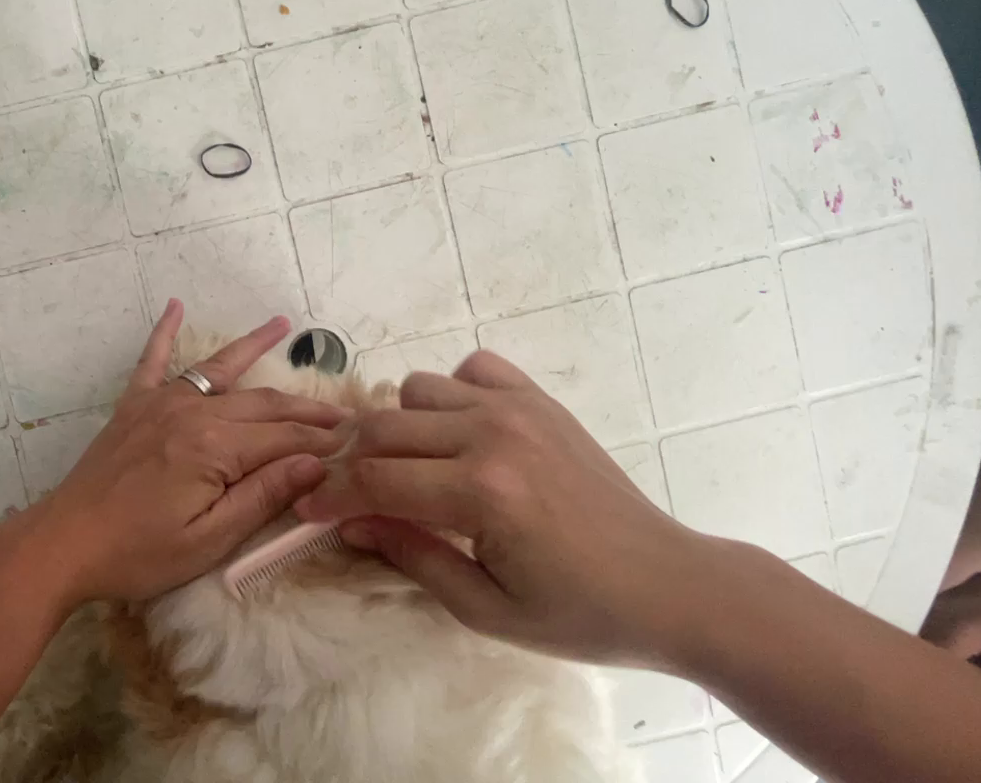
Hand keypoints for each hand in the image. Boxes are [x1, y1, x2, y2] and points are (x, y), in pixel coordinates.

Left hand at [28, 300, 347, 603]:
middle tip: (342, 413)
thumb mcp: (210, 539)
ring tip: (282, 324)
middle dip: (305, 409)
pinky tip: (175, 305)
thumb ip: (263, 496)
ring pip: (219, 370)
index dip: (322, 444)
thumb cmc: (140, 553)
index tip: (355, 446)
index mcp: (214, 447)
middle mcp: (191, 411)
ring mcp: (159, 402)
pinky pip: (153, 360)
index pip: (285, 439)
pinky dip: (164, 331)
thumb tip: (317, 464)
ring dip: (252, 347)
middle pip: (262, 404)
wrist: (64, 543)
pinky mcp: (133, 405)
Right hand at [296, 349, 724, 668]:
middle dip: (351, 460)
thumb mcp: (487, 609)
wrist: (674, 586)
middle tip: (349, 492)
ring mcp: (517, 408)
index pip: (375, 481)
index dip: (331, 496)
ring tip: (413, 466)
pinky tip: (461, 433)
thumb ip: (411, 556)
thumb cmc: (581, 612)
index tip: (307, 509)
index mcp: (482, 493)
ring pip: (417, 389)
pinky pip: (471, 369)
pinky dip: (453, 394)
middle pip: (383, 426)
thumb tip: (350, 523)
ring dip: (400, 427)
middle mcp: (492, 434)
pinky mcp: (538, 399)